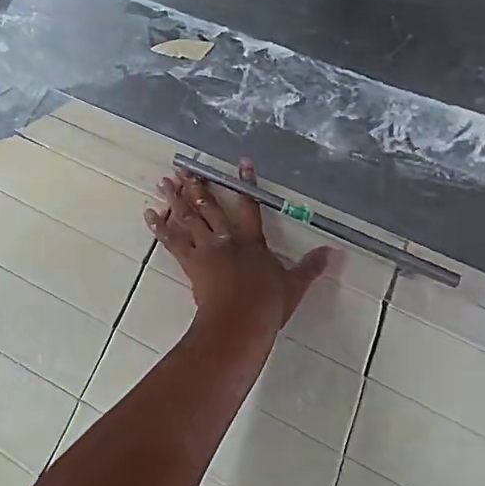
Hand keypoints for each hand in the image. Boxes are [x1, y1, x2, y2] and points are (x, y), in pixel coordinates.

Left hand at [144, 158, 331, 350]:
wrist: (239, 323)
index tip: (242, 162)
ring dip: (176, 198)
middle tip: (184, 168)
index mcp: (252, 241)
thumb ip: (311, 266)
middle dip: (198, 185)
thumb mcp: (294, 285)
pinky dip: (161, 227)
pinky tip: (150, 214)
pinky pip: (173, 241)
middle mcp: (227, 239)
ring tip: (164, 182)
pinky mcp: (191, 263)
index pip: (250, 205)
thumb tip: (334, 253)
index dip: (247, 183)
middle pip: (210, 206)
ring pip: (189, 217)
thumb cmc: (267, 305)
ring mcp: (207, 250)